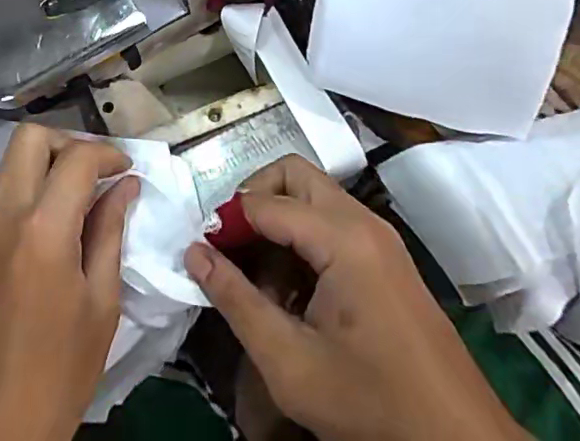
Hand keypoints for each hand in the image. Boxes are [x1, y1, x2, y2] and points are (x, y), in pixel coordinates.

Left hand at [0, 124, 140, 440]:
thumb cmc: (60, 370)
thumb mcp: (101, 303)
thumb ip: (110, 232)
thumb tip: (124, 186)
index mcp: (41, 228)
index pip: (75, 158)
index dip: (107, 153)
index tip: (127, 169)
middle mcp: (3, 213)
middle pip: (29, 138)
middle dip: (68, 142)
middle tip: (98, 171)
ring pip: (11, 161)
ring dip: (47, 162)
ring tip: (82, 196)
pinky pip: (2, 192)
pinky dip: (31, 187)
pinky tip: (57, 221)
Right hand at [186, 156, 528, 440]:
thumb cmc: (372, 403)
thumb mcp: (290, 362)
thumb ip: (236, 301)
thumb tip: (194, 253)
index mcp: (343, 239)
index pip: (264, 203)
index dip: (225, 223)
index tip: (202, 254)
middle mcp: (363, 223)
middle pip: (293, 175)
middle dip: (252, 200)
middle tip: (230, 243)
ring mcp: (379, 239)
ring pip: (311, 196)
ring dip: (275, 219)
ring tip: (258, 274)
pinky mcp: (385, 258)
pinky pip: (330, 223)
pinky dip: (299, 237)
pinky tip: (290, 289)